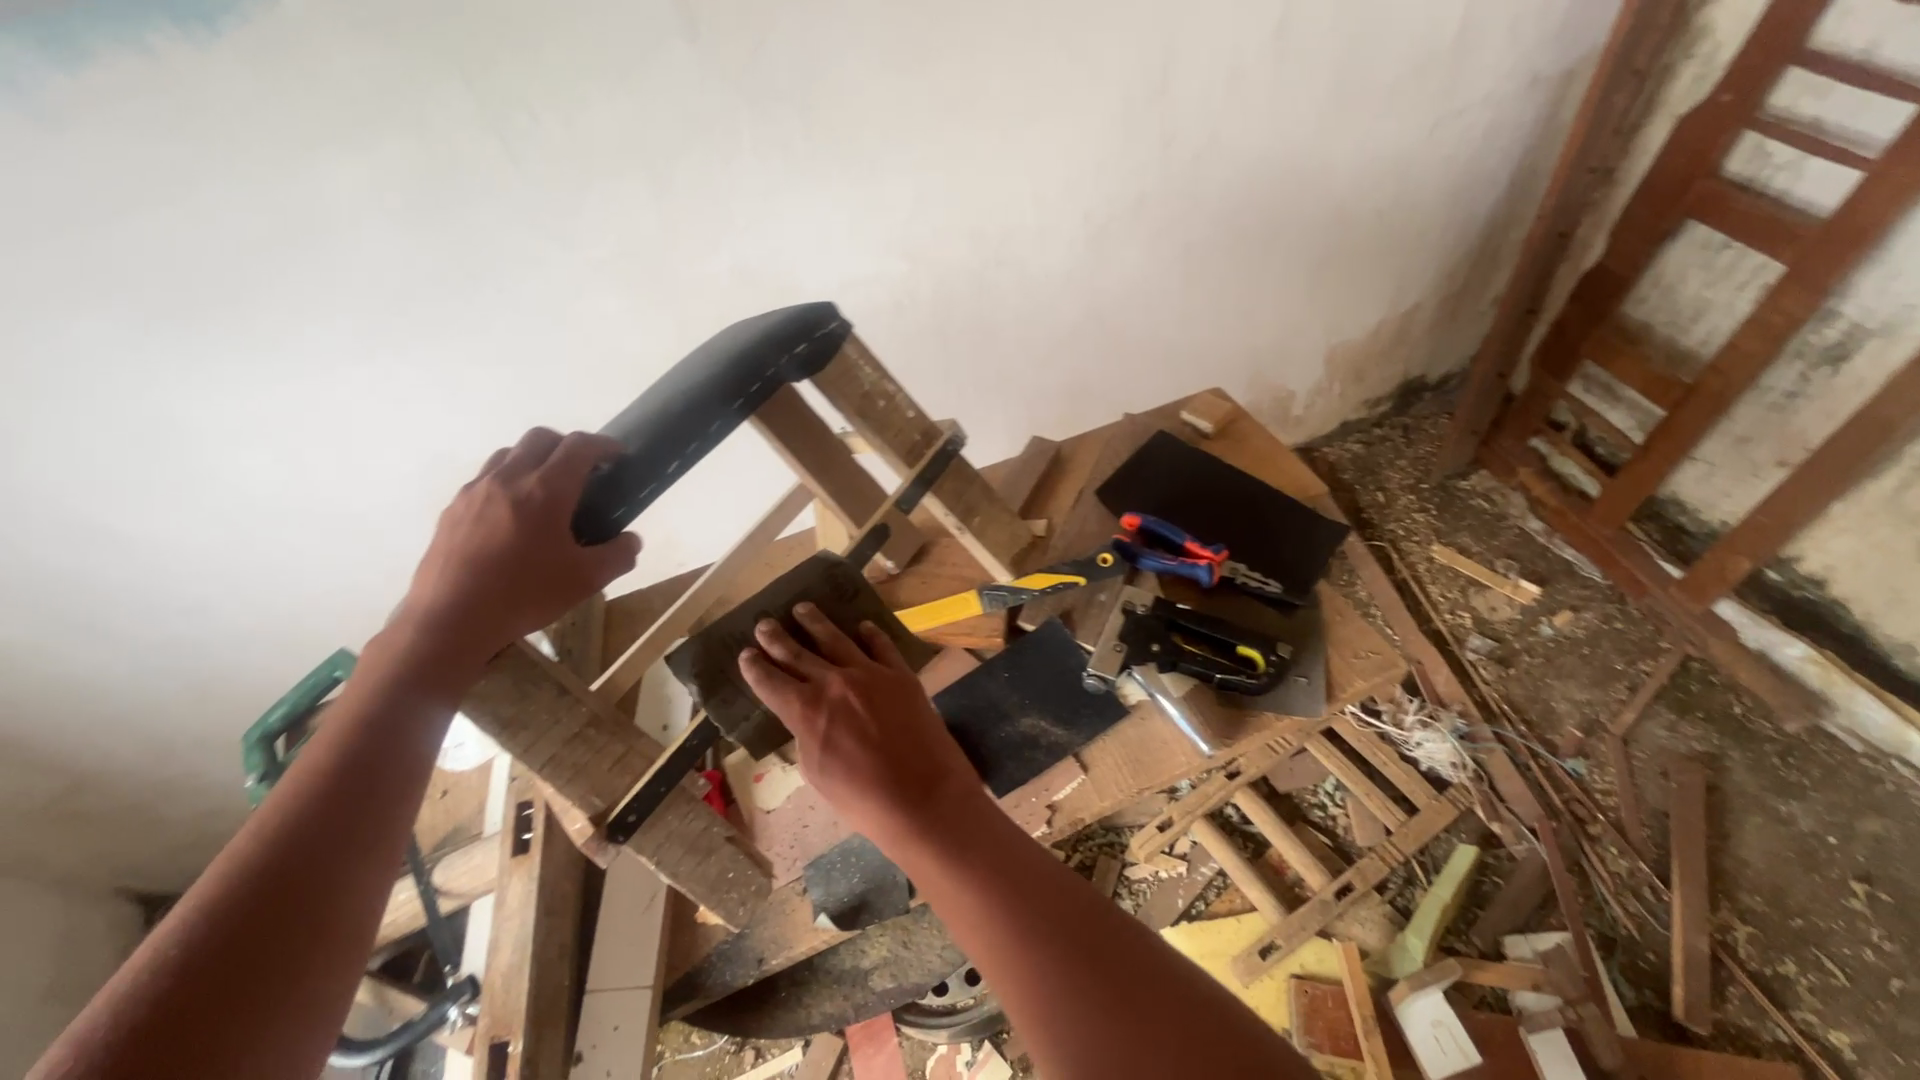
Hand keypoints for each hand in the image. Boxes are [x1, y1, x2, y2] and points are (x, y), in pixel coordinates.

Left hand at [390, 428, 641, 675]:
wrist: (449, 619)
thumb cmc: (523, 595)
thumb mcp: (586, 580)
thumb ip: (618, 556)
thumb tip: (631, 540)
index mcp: (546, 490)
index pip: (579, 446)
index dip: (604, 445)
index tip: (618, 455)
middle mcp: (509, 479)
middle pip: (540, 438)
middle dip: (567, 445)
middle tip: (584, 471)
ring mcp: (475, 491)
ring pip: (508, 454)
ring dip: (534, 459)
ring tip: (547, 490)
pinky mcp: (453, 509)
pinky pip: (485, 479)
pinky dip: (507, 482)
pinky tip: (513, 516)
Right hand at [738, 604, 988, 847]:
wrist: (923, 796)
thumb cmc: (862, 799)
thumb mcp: (817, 773)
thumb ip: (807, 737)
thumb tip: (807, 721)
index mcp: (805, 710)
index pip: (770, 681)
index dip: (754, 667)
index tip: (745, 654)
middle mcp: (833, 682)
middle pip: (797, 653)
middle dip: (776, 637)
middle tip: (764, 622)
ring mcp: (870, 674)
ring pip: (836, 639)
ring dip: (815, 622)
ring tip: (803, 608)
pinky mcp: (900, 675)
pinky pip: (881, 646)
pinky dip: (870, 634)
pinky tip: (863, 626)